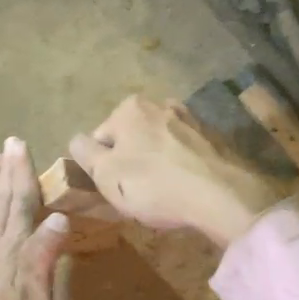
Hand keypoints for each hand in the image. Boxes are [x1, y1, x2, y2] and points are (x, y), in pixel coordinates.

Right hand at [68, 95, 281, 247]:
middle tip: (138, 194)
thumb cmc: (153, 184)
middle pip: (132, 138)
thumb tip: (78, 140)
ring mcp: (191, 119)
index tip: (114, 189)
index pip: (100, 138)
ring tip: (164, 195)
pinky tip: (186, 190)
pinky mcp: (215, 138)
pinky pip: (186, 154)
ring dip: (157, 165)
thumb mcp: (105, 174)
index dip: (102, 167)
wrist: (220, 195)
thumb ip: (85, 153)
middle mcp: (160, 104)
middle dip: (132, 162)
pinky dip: (182, 168)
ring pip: (160, 145)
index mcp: (129, 108)